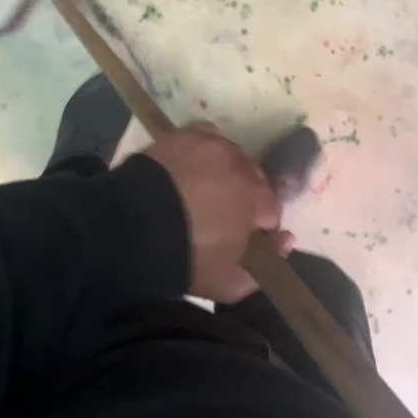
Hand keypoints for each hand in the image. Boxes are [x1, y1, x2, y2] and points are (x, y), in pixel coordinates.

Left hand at [138, 123, 286, 302]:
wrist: (131, 228)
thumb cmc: (185, 256)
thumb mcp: (230, 281)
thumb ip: (267, 264)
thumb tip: (286, 239)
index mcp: (255, 198)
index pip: (271, 209)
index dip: (260, 226)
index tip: (243, 238)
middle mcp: (238, 164)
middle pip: (253, 179)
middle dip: (244, 197)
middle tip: (221, 217)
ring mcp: (209, 144)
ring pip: (230, 156)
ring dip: (224, 171)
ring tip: (203, 191)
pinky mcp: (182, 135)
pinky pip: (205, 137)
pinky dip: (204, 150)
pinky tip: (191, 167)